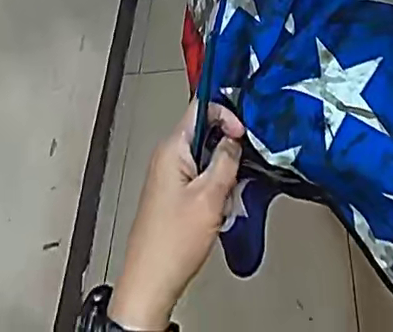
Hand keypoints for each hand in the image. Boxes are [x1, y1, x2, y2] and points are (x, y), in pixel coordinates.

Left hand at [109, 102, 244, 329]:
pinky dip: (215, 188)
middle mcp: (168, 156)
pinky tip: (219, 209)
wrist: (150, 286)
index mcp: (172, 148)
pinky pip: (201, 176)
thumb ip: (226, 159)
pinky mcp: (174, 193)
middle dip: (227, 149)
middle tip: (238, 170)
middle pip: (206, 132)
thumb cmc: (171, 244)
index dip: (227, 114)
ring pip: (206, 156)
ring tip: (226, 198)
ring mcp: (170, 175)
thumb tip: (235, 138)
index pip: (202, 107)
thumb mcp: (210, 195)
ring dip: (222, 173)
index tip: (242, 134)